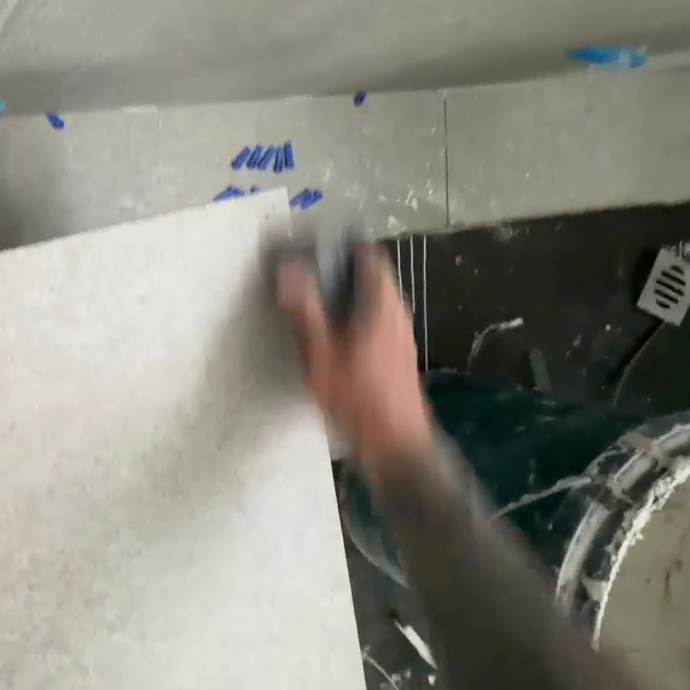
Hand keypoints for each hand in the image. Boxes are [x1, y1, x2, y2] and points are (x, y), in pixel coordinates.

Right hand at [277, 244, 434, 470]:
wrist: (395, 445)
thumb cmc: (357, 397)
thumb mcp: (320, 353)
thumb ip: (305, 309)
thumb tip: (289, 268)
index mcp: (380, 303)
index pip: (366, 254)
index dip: (339, 245)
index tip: (310, 246)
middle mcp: (396, 311)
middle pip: (366, 277)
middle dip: (334, 272)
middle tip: (301, 275)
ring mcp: (399, 334)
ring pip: (369, 301)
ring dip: (341, 297)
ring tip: (308, 305)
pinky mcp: (396, 354)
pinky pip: (371, 320)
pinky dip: (350, 317)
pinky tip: (328, 338)